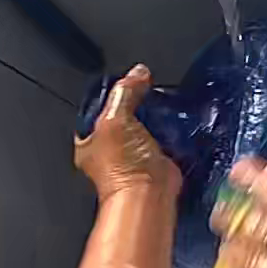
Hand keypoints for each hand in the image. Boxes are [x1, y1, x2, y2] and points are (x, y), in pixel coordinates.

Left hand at [73, 65, 182, 201]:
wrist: (149, 196)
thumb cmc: (123, 166)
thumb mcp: (115, 119)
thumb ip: (124, 92)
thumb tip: (138, 71)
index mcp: (89, 140)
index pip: (99, 106)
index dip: (114, 92)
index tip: (131, 80)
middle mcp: (110, 147)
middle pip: (125, 113)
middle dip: (139, 102)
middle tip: (151, 88)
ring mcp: (135, 154)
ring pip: (146, 124)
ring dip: (157, 114)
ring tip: (166, 101)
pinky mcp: (158, 159)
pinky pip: (165, 135)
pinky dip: (172, 127)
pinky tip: (177, 117)